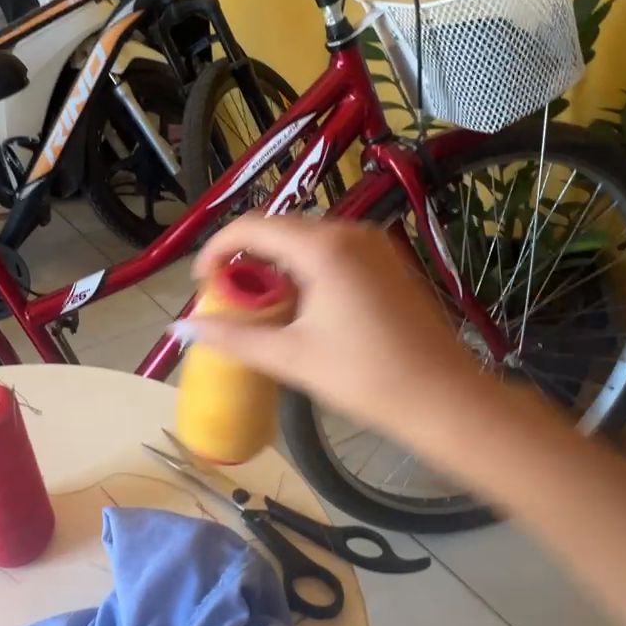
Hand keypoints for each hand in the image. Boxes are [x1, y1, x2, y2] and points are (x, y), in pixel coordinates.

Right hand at [180, 214, 502, 446]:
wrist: (445, 399)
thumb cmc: (365, 377)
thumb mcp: (290, 357)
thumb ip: (232, 338)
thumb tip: (180, 328)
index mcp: (323, 248)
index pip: (251, 227)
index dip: (217, 249)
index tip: (201, 281)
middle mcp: (349, 232)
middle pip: (278, 229)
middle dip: (246, 258)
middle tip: (229, 298)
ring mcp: (373, 243)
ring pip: (305, 239)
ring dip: (275, 264)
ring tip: (261, 305)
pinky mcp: (387, 260)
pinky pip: (332, 249)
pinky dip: (304, 268)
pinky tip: (301, 305)